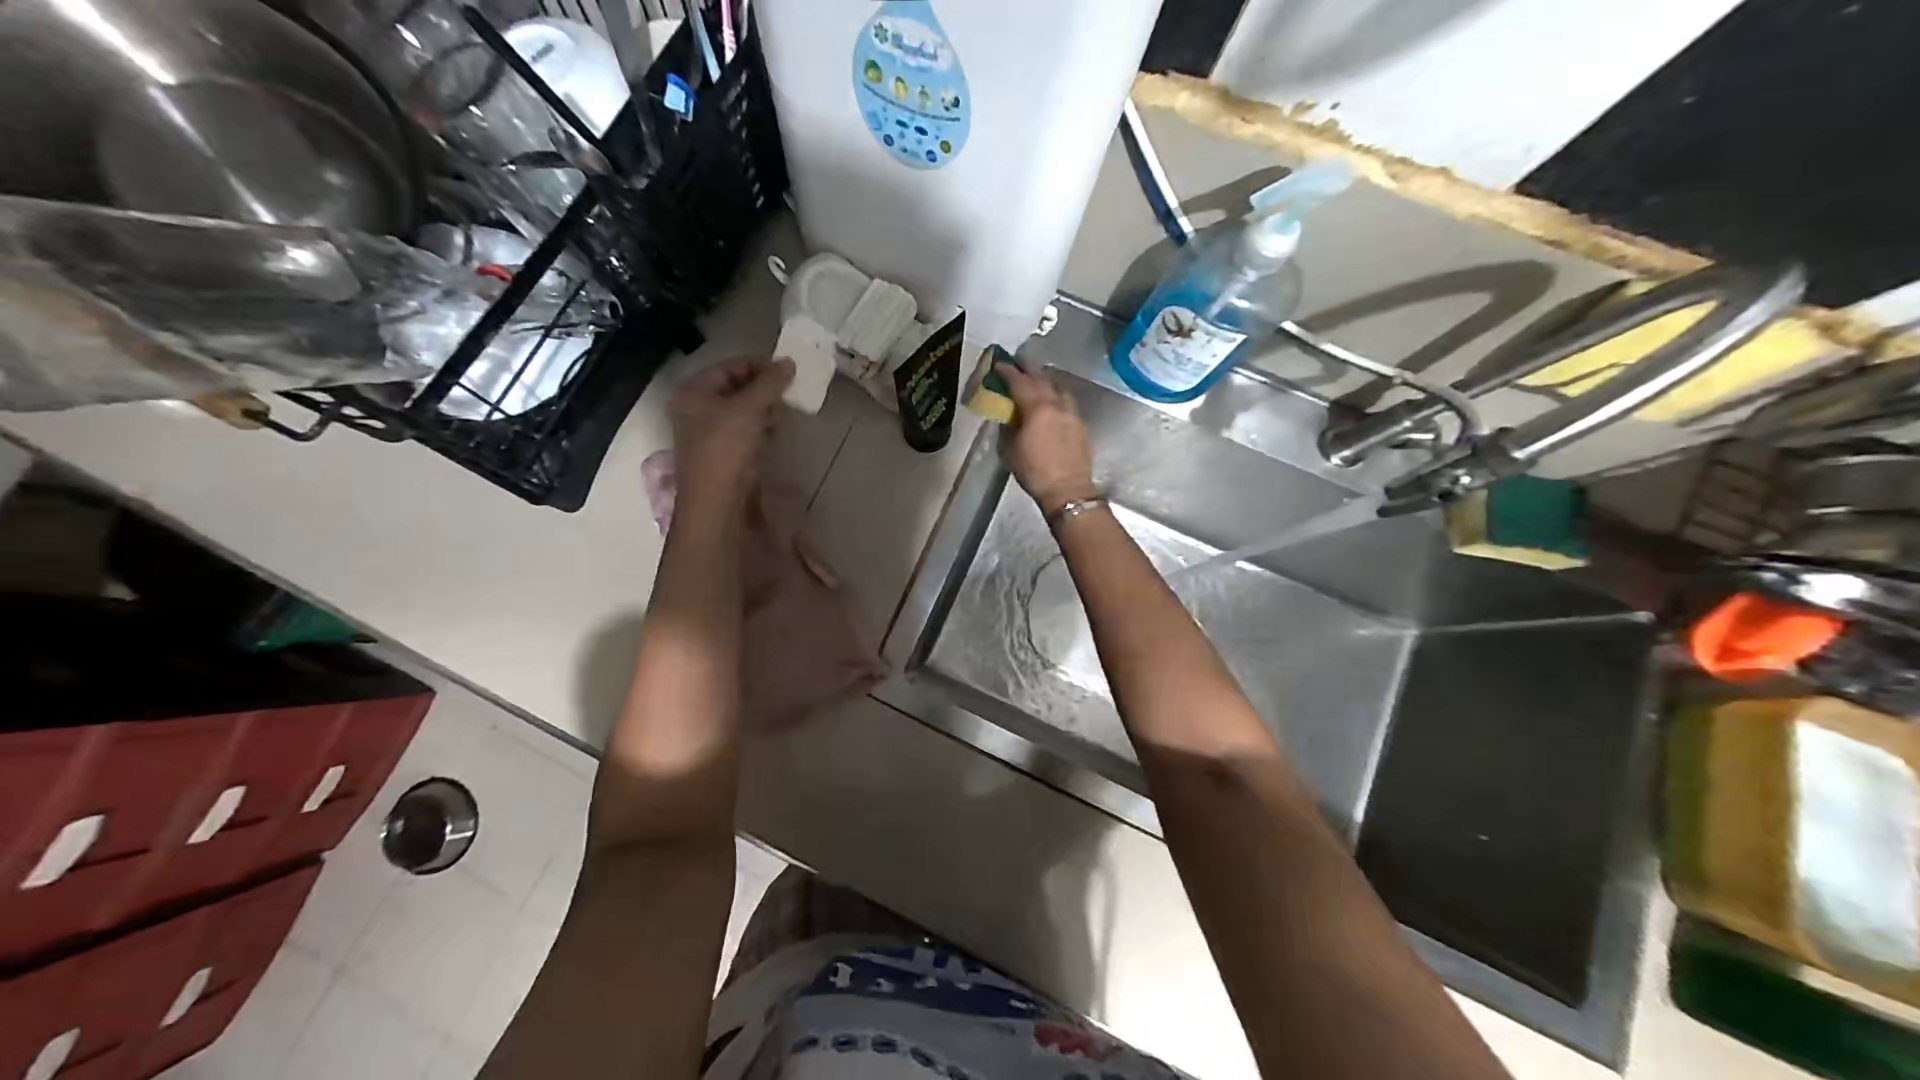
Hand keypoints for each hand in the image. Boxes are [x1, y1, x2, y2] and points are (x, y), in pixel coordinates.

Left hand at [670, 356, 793, 505]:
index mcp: (693, 393)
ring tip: (780, 415)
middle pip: (735, 388)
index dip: (758, 365)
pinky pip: (743, 431)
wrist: (717, 502)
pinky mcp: (722, 454)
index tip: (787, 371)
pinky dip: (759, 428)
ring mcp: (708, 434)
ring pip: (741, 410)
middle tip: (786, 394)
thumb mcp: (749, 408)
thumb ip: (770, 383)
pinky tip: (772, 433)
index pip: (729, 367)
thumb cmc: (726, 448)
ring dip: (763, 409)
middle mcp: (696, 410)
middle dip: (762, 389)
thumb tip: (789, 362)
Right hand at [997, 362, 1095, 516]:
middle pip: (1042, 378)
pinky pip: (1066, 401)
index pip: (1019, 382)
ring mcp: (1072, 413)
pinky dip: (1056, 394)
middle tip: (1018, 361)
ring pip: (1059, 387)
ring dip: (1046, 379)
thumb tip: (1008, 416)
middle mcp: (1057, 404)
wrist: (1068, 491)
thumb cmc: (1034, 472)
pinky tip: (1051, 401)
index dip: (1007, 371)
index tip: (999, 364)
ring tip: (1037, 378)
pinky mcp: (1080, 424)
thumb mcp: (1009, 450)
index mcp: (1037, 408)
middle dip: (1029, 368)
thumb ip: (1008, 427)